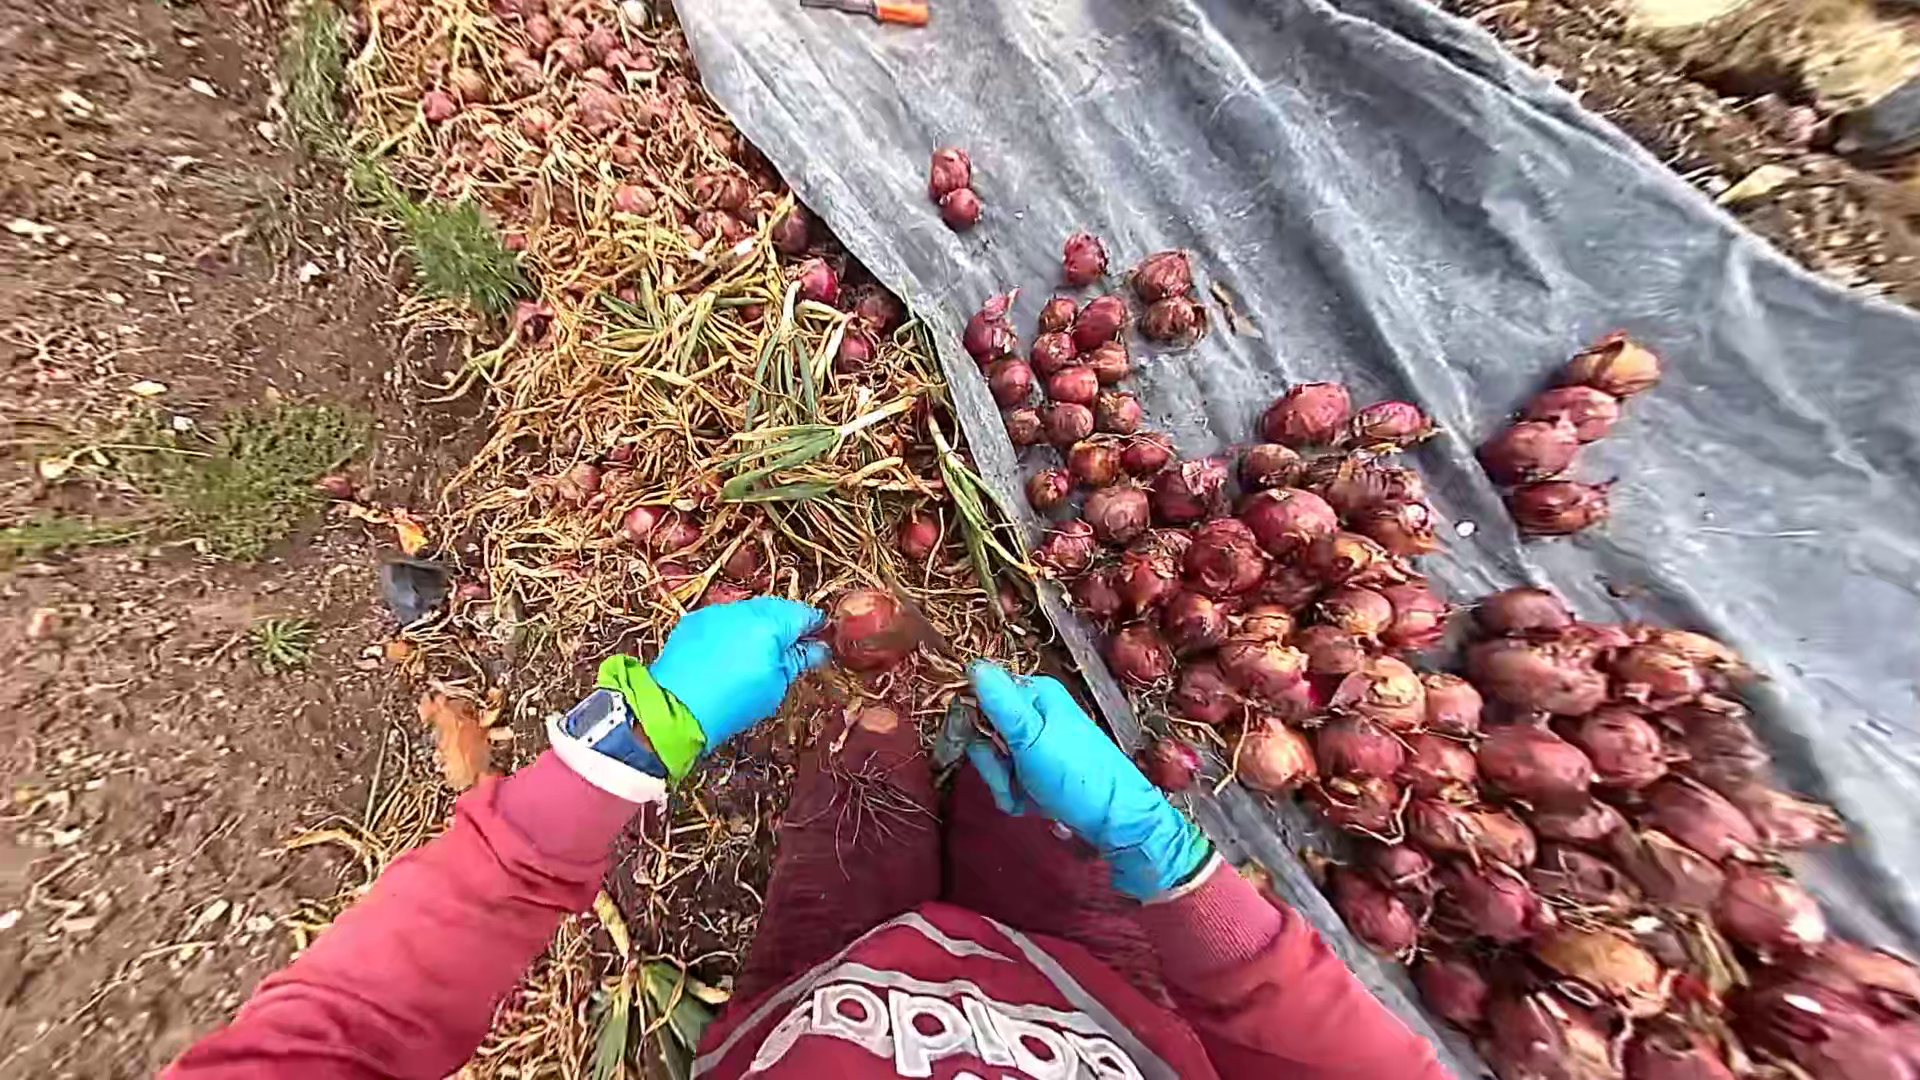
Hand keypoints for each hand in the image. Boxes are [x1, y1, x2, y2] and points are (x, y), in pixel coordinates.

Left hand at [650, 596, 829, 751]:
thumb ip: (800, 659)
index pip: (806, 614)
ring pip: (752, 612)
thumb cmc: (733, 701)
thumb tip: (819, 648)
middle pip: (779, 609)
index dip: (817, 628)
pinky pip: (726, 619)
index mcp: (771, 622)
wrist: (674, 709)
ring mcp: (717, 612)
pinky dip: (734, 631)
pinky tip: (730, 655)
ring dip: (761, 628)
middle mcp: (745, 608)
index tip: (820, 643)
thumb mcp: (777, 684)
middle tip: (791, 653)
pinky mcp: (695, 620)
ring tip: (759, 656)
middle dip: (788, 627)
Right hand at [966, 661, 1210, 899]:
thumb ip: (1001, 704)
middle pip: (984, 731)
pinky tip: (1034, 804)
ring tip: (1027, 796)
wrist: (1119, 823)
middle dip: (992, 763)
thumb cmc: (1078, 777)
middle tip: (1012, 777)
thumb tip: (973, 664)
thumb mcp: (1033, 739)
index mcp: (1035, 694)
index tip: (989, 750)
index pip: (980, 697)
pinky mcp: (1039, 769)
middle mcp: (1035, 713)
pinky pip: (1008, 779)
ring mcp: (1037, 743)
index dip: (974, 727)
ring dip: (1003, 783)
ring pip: (993, 759)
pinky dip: (1015, 795)